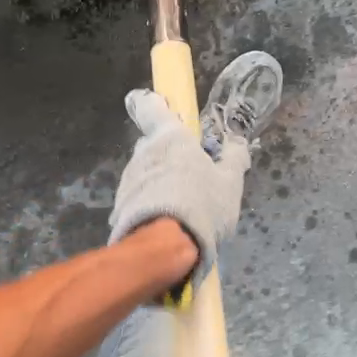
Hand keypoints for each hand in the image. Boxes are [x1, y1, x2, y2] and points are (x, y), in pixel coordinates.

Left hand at [107, 90, 249, 279]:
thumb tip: (237, 142)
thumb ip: (233, 158)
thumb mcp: (230, 183)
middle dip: (167, 155)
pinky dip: (149, 207)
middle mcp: (143, 152)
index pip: (151, 105)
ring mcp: (128, 180)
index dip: (156, 105)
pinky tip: (166, 226)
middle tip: (189, 174)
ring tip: (181, 208)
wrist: (164, 250)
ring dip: (158, 183)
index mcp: (169, 136)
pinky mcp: (119, 207)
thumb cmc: (202, 205)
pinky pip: (137, 199)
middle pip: (152, 144)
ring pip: (145, 172)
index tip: (164, 111)